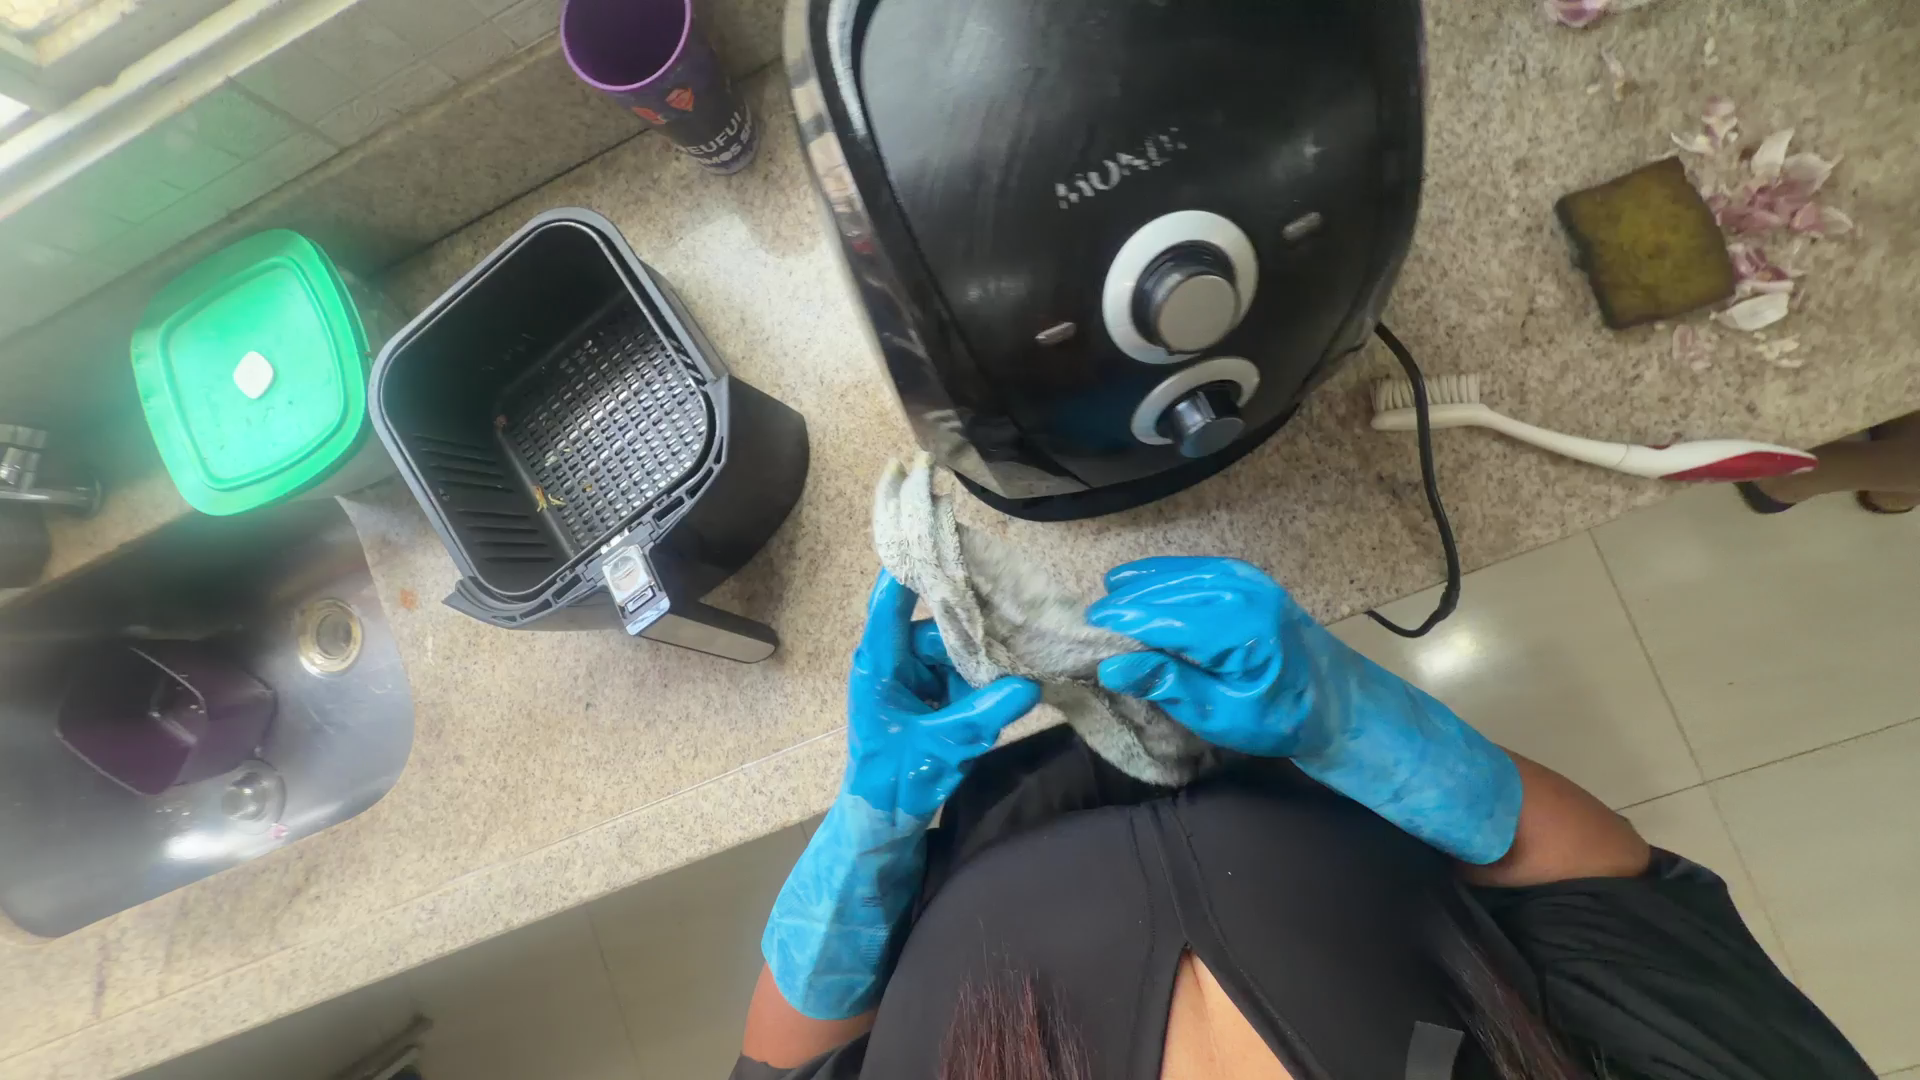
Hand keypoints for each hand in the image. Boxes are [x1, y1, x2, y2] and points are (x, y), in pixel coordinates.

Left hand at [764, 572, 1038, 1019]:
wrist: (883, 823)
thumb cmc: (892, 784)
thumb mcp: (938, 751)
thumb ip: (981, 718)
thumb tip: (1030, 684)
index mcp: (880, 664)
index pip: (891, 601)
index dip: (910, 561)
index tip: (934, 521)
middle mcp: (898, 657)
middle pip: (939, 616)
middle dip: (975, 608)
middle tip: (1016, 590)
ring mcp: (919, 671)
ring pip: (960, 640)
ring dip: (989, 642)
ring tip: (1029, 631)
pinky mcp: (937, 687)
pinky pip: (968, 663)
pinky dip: (991, 665)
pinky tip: (1022, 660)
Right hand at [1086, 556, 1323, 757]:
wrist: (1342, 702)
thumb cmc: (1281, 719)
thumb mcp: (1224, 717)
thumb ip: (1169, 685)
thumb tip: (1110, 666)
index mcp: (1236, 627)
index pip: (1154, 617)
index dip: (1112, 625)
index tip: (1079, 639)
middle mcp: (1236, 589)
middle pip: (1154, 591)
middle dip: (1118, 611)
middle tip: (1088, 638)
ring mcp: (1239, 575)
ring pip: (1164, 576)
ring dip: (1132, 596)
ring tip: (1105, 620)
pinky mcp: (1239, 573)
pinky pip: (1182, 569)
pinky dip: (1154, 582)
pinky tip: (1133, 592)